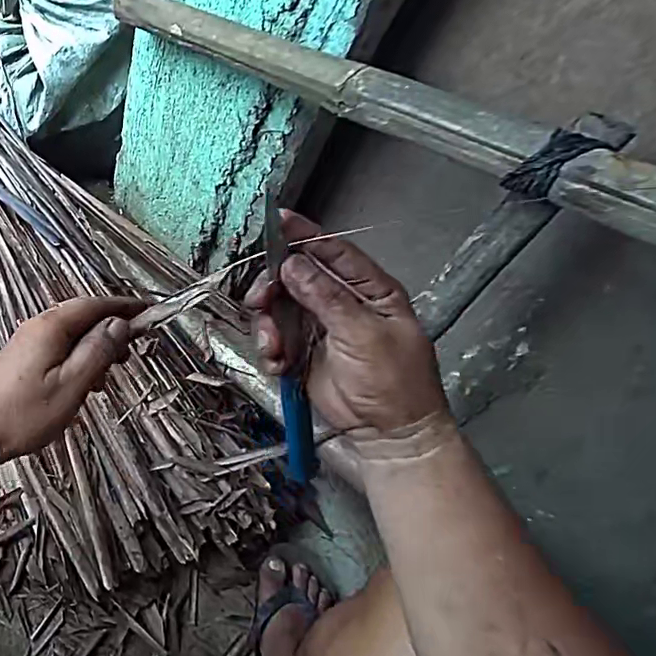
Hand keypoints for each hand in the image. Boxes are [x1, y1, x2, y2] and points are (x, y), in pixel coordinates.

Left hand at [0, 297, 146, 461]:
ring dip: (95, 346)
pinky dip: (78, 356)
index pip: (96, 304)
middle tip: (132, 350)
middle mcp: (37, 326)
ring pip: (72, 332)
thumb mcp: (71, 385)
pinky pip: (59, 345)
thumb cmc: (23, 415)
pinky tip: (84, 381)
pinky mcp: (22, 357)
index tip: (148, 311)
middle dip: (112, 328)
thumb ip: (98, 351)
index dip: (124, 306)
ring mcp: (27, 341)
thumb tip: (119, 324)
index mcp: (51, 327)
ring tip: (109, 372)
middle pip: (83, 315)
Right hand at [245, 210, 451, 438]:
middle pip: (296, 278)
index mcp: (369, 290)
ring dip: (268, 324)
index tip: (278, 221)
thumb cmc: (394, 383)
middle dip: (274, 287)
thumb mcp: (363, 333)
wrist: (387, 434)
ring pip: (278, 308)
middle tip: (262, 300)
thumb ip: (326, 297)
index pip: (334, 252)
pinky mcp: (301, 351)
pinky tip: (280, 364)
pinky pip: (274, 338)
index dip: (305, 235)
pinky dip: (270, 349)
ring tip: (274, 345)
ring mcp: (319, 327)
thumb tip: (294, 265)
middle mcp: (341, 302)